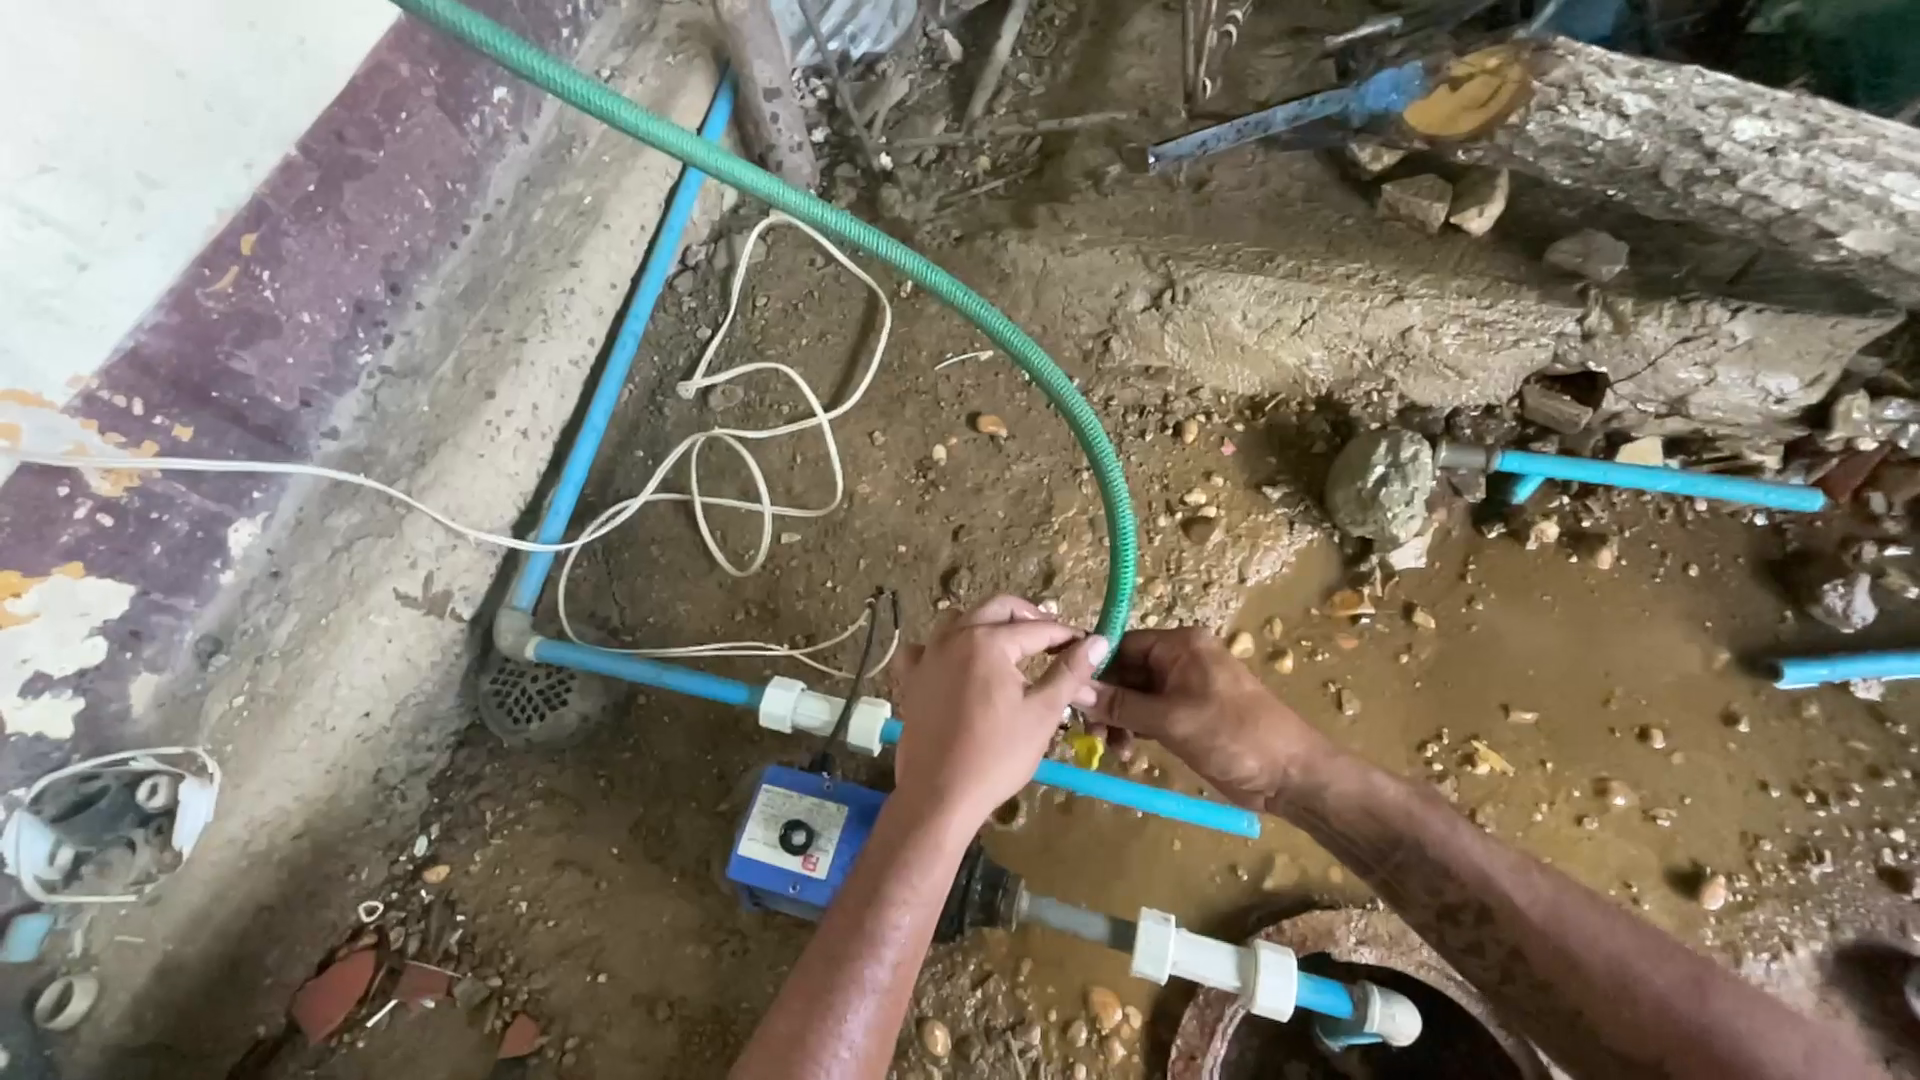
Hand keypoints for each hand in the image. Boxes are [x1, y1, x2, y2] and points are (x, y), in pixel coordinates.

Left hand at [890, 596, 1108, 823]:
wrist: (940, 794)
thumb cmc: (997, 755)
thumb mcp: (1042, 713)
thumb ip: (1069, 672)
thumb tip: (1099, 641)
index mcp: (988, 641)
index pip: (1038, 628)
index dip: (1067, 635)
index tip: (1088, 644)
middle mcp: (954, 637)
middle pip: (997, 608)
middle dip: (1029, 617)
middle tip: (1053, 638)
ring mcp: (928, 656)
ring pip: (960, 620)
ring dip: (987, 624)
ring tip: (1011, 645)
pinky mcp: (911, 678)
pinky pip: (925, 647)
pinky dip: (943, 646)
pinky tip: (956, 662)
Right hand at [1086, 628, 1332, 806]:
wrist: (1290, 775)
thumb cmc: (1233, 735)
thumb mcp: (1171, 720)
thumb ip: (1120, 705)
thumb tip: (1073, 690)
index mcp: (1180, 645)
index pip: (1121, 644)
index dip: (1093, 667)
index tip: (1067, 691)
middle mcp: (1179, 660)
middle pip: (1125, 671)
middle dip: (1104, 700)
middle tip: (1088, 731)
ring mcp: (1183, 689)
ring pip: (1133, 696)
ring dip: (1117, 719)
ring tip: (1112, 748)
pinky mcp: (1186, 715)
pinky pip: (1148, 714)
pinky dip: (1134, 729)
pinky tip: (1127, 751)